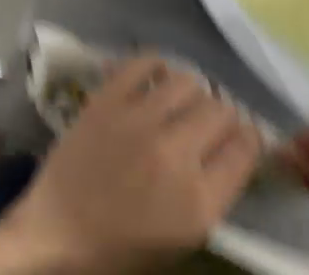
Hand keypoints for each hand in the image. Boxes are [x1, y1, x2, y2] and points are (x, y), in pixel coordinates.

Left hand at [0, 57, 263, 273]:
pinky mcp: (106, 101)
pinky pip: (142, 63)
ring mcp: (138, 121)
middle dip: (222, 116)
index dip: (249, 138)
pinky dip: (155, 66)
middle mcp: (175, 153)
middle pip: (221, 111)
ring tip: (181, 103)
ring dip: (191, 92)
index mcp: (200, 200)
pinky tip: (154, 78)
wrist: (59, 232)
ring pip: (188, 81)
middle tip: (208, 124)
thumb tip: (233, 147)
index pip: (246, 148)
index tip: (240, 137)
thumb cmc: (124, 244)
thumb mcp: (185, 233)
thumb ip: (214, 190)